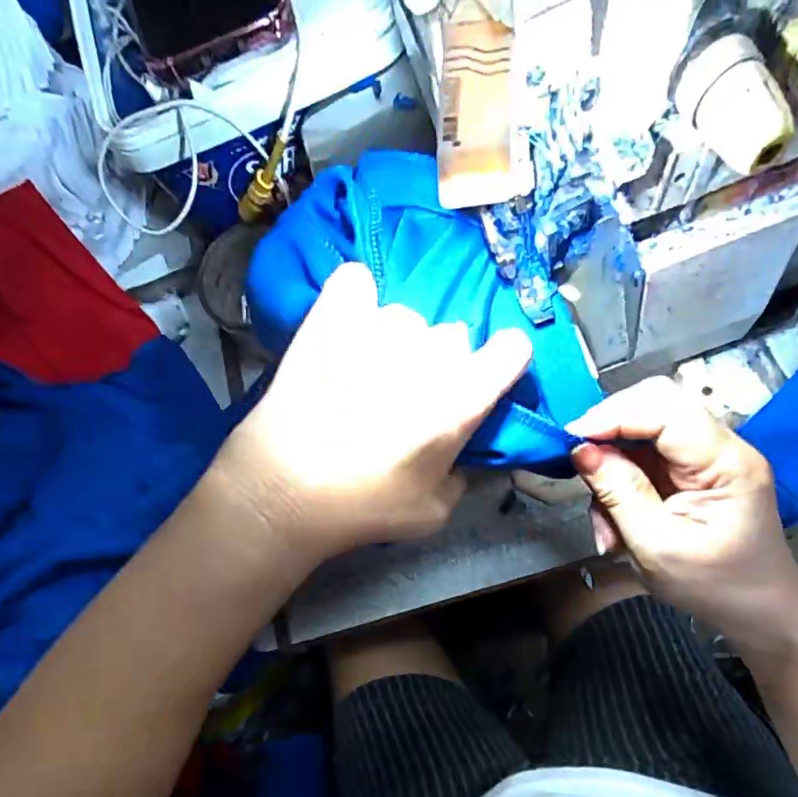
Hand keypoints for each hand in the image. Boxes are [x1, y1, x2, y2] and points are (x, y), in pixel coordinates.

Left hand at [214, 263, 531, 559]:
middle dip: (440, 363)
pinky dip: (354, 300)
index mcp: (463, 400)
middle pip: (454, 337)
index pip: (512, 349)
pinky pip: (355, 283)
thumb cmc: (364, 507)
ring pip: (406, 319)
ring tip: (366, 372)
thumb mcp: (432, 513)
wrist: (284, 490)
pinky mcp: (333, 314)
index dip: (503, 361)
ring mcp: (381, 328)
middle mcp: (431, 354)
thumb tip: (467, 459)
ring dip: (396, 341)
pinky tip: (344, 326)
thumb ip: (463, 479)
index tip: (488, 375)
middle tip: (410, 394)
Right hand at [567, 377, 797, 658]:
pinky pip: (646, 460)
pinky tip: (618, 524)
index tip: (572, 439)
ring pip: (644, 434)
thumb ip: (619, 493)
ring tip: (607, 524)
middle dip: (611, 433)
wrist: (757, 613)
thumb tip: (581, 450)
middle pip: (656, 407)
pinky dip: (623, 485)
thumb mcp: (658, 547)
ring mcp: (707, 458)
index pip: (665, 410)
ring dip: (613, 469)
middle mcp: (721, 447)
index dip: (614, 416)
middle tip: (580, 466)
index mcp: (726, 461)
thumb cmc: (715, 587)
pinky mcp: (693, 473)